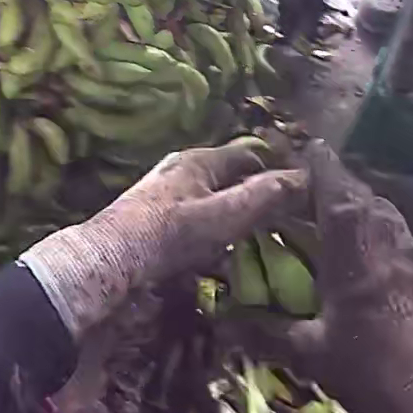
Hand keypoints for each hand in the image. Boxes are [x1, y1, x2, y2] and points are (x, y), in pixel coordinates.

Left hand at [23, 138, 304, 334]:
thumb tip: (303, 177)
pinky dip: (212, 225)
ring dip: (233, 211)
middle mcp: (182, 167)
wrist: (110, 257)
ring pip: (211, 194)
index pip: (249, 155)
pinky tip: (217, 248)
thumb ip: (263, 196)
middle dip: (254, 193)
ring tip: (254, 236)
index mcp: (200, 159)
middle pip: (229, 175)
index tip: (297, 194)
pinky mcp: (154, 213)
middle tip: (279, 220)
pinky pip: (194, 212)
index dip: (275, 170)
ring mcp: (166, 190)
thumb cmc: (170, 233)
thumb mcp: (224, 215)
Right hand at [278, 143, 412, 412]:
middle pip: (362, 199)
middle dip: (338, 179)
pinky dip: (376, 214)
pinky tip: (365, 225)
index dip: (325, 172)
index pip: (340, 203)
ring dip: (358, 194)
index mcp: (353, 263)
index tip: (311, 148)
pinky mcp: (411, 274)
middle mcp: (380, 252)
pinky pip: (393, 228)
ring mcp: (400, 261)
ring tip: (333, 193)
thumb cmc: (363, 370)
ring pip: (382, 211)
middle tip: (310, 171)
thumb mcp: (306, 353)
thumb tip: (220, 324)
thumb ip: (264, 333)